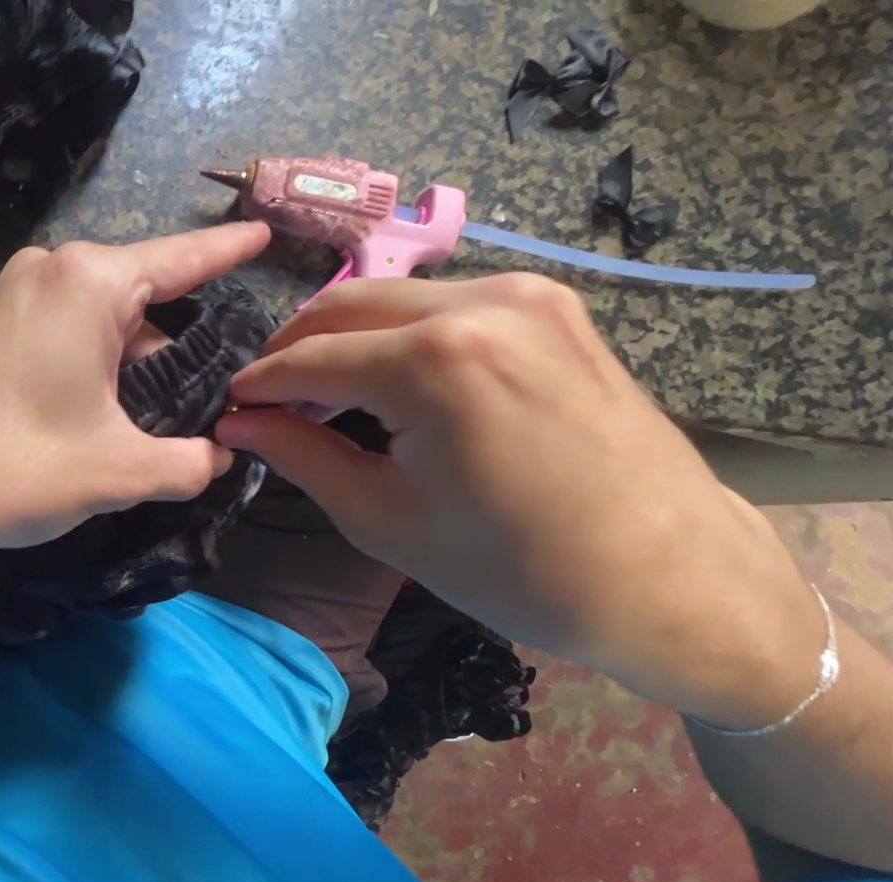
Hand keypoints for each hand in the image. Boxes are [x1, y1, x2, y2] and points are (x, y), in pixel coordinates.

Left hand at [0, 222, 270, 561]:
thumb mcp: (120, 472)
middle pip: (143, 301)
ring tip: (159, 427)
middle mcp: (50, 271)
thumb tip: (219, 456)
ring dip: (134, 369)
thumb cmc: (16, 471)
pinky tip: (105, 417)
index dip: (228, 251)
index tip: (265, 234)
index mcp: (89, 283)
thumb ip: (189, 462)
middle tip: (215, 404)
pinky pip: (65, 334)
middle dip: (179, 350)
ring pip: (103, 323)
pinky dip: (95, 368)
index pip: (183, 258)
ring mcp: (14, 296)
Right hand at [217, 273, 824, 729]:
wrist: (664, 575)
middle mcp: (480, 302)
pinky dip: (398, 335)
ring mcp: (526, 296)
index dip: (257, 386)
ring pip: (394, 298)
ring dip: (344, 339)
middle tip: (266, 403)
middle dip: (292, 351)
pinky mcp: (554, 307)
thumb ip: (299, 453)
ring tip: (321, 397)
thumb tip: (239, 422)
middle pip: (345, 306)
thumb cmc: (512, 565)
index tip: (228, 410)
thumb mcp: (382, 516)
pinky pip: (445, 305)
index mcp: (432, 360)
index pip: (308, 358)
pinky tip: (386, 381)